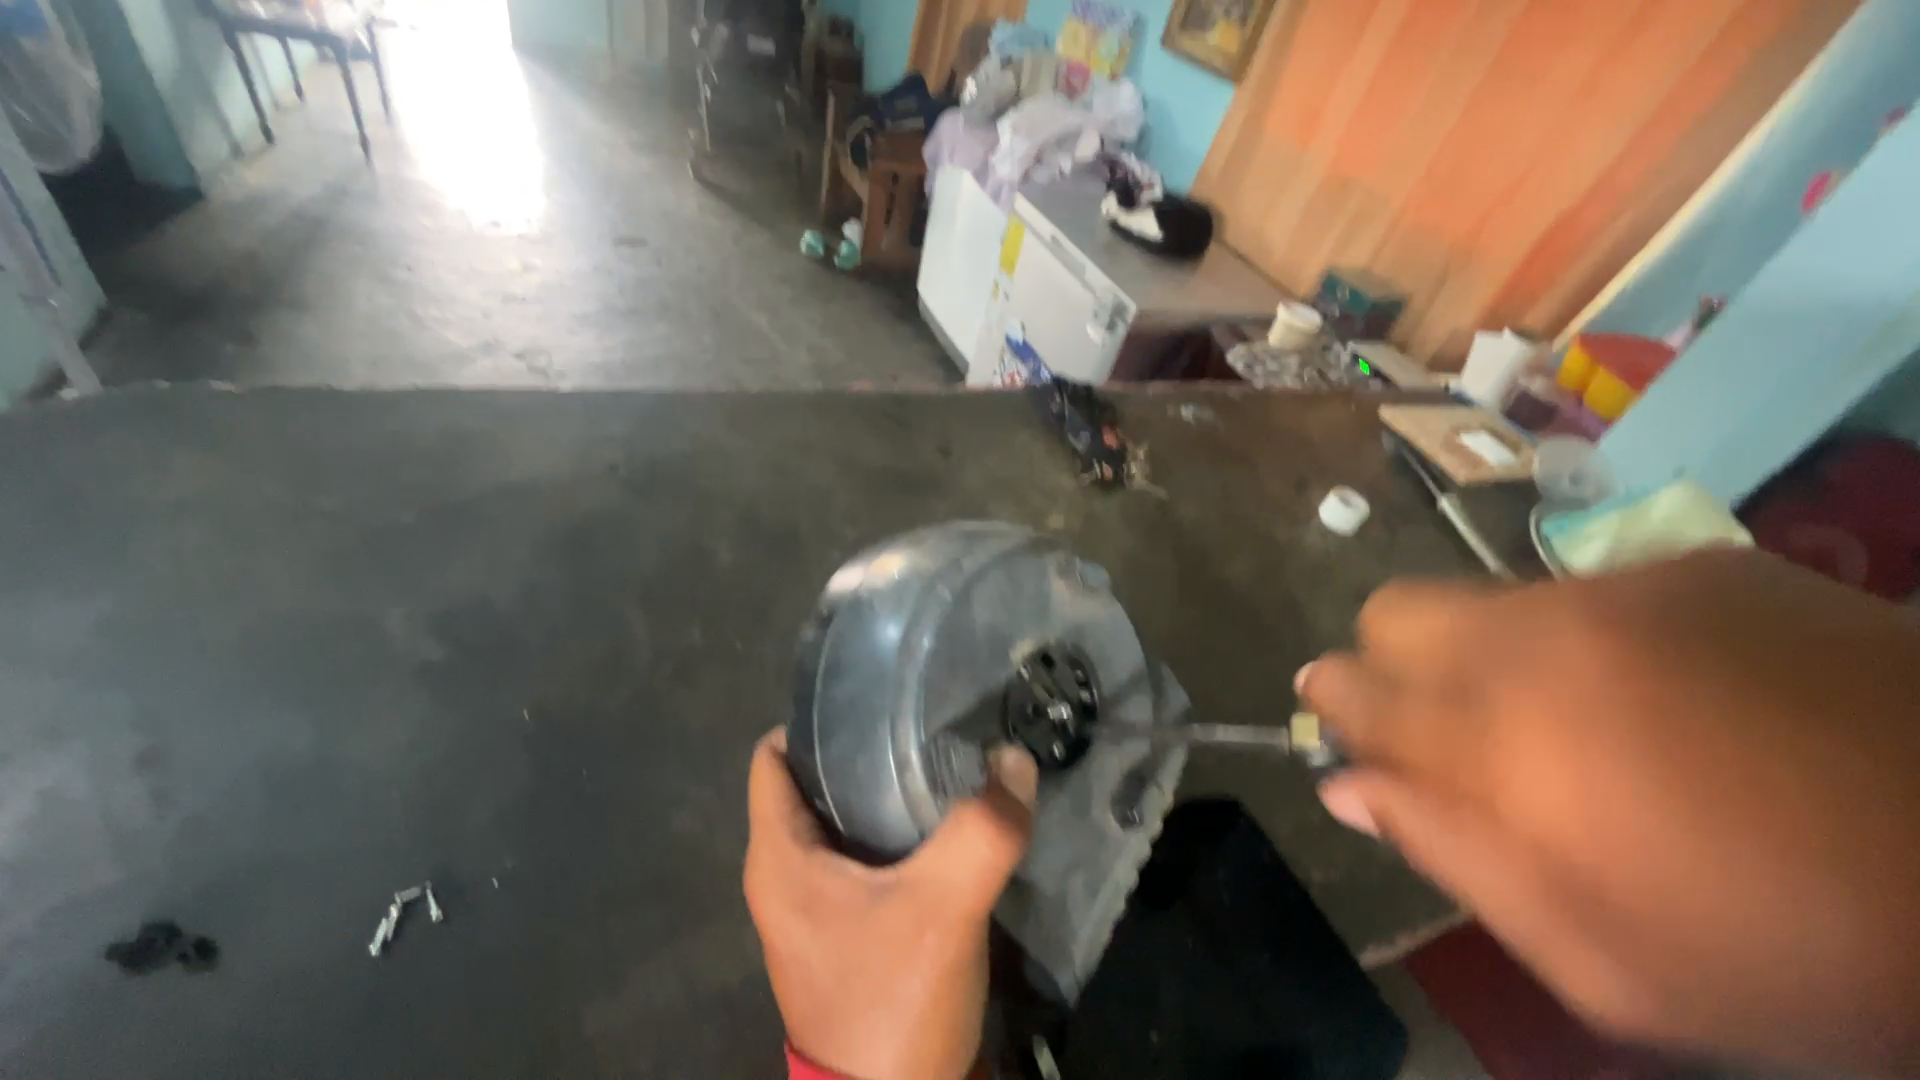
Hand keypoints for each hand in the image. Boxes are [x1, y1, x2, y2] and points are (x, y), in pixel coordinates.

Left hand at [744, 729, 1038, 1079]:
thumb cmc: (893, 1000)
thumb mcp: (944, 908)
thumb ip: (982, 830)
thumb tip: (1015, 759)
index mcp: (777, 856)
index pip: (773, 756)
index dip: (816, 720)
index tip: (874, 699)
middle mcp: (781, 873)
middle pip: (811, 781)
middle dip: (861, 750)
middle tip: (921, 723)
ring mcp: (810, 905)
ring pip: (839, 819)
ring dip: (881, 792)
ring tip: (937, 760)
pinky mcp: (842, 927)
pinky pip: (859, 856)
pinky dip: (892, 832)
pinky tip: (939, 822)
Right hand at [1302, 550, 1919, 1075]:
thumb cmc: (1789, 946)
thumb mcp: (1599, 958)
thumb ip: (1450, 856)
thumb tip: (1346, 787)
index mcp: (1497, 743)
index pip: (1355, 690)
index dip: (1335, 705)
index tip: (1339, 722)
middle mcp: (1535, 642)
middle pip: (1394, 610)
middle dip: (1392, 661)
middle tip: (1446, 722)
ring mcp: (1619, 592)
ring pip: (1490, 601)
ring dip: (1500, 657)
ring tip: (1588, 722)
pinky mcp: (1700, 566)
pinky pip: (1592, 594)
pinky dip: (1594, 642)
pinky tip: (1677, 696)